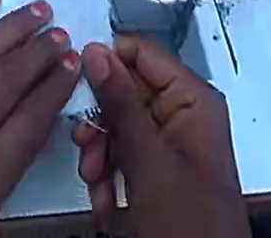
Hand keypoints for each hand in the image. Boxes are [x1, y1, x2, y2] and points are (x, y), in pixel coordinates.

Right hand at [73, 36, 248, 236]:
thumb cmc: (188, 226)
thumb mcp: (148, 160)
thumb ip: (119, 101)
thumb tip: (94, 50)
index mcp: (192, 100)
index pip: (141, 52)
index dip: (107, 61)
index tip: (77, 78)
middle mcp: (182, 114)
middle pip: (124, 88)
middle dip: (99, 120)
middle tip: (85, 143)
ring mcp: (169, 142)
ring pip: (117, 121)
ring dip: (98, 150)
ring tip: (94, 178)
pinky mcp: (157, 169)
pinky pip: (121, 150)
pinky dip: (106, 171)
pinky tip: (104, 197)